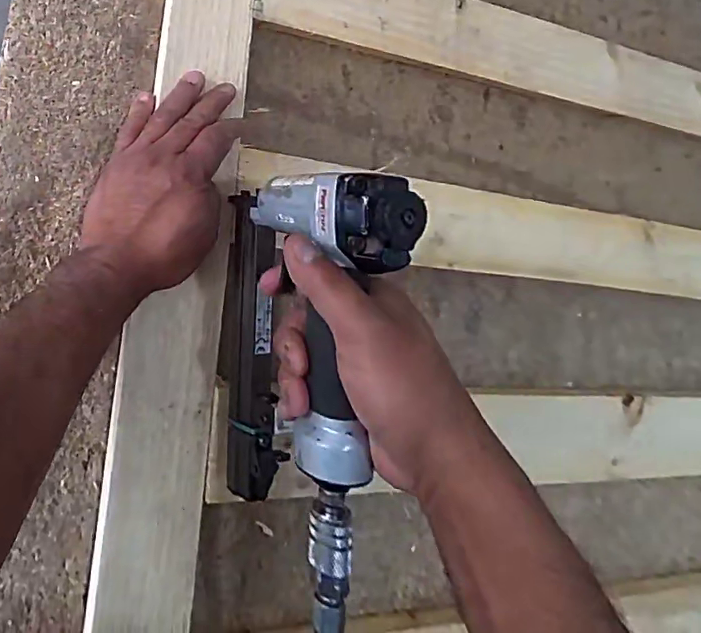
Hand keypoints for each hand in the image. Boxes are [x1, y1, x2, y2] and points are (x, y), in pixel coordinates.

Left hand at [77, 70, 239, 298]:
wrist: (114, 263)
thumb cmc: (161, 255)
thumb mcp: (204, 232)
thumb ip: (209, 199)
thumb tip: (205, 182)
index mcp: (190, 174)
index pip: (215, 139)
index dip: (231, 128)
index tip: (240, 122)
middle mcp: (165, 158)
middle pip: (192, 121)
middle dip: (211, 102)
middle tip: (224, 88)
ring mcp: (138, 157)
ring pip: (163, 117)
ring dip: (180, 96)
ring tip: (192, 78)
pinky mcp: (117, 163)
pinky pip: (129, 130)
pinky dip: (138, 111)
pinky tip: (146, 96)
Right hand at [258, 235, 492, 496]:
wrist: (430, 456)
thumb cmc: (405, 387)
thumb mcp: (359, 328)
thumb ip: (326, 284)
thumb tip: (298, 243)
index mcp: (371, 297)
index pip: (324, 269)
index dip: (294, 274)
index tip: (269, 286)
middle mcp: (363, 323)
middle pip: (306, 315)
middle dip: (293, 342)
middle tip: (300, 363)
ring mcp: (356, 359)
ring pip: (304, 352)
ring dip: (294, 374)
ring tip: (304, 397)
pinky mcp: (349, 391)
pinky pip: (311, 382)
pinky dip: (300, 395)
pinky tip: (303, 410)